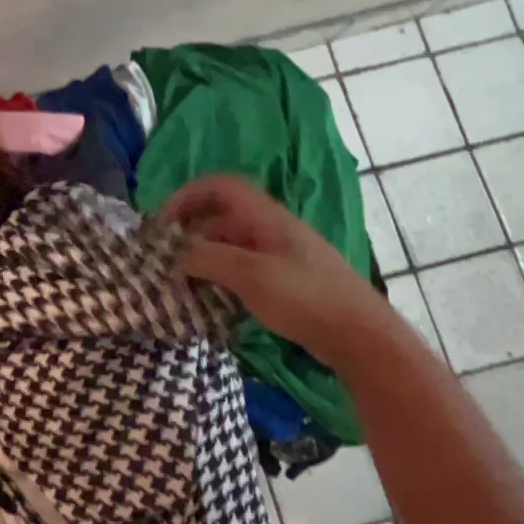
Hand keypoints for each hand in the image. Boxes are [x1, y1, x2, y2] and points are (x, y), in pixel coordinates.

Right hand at [157, 172, 400, 363]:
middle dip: (188, 231)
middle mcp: (271, 229)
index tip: (162, 224)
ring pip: (228, 244)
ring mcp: (279, 255)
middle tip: (163, 257)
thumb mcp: (250, 276)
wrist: (361, 337)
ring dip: (201, 257)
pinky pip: (240, 267)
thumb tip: (172, 253)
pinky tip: (208, 299)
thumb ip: (207, 258)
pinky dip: (219, 276)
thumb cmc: (306, 298)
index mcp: (266, 217)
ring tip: (179, 282)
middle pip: (220, 216)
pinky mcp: (283, 280)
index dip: (187, 195)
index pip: (219, 186)